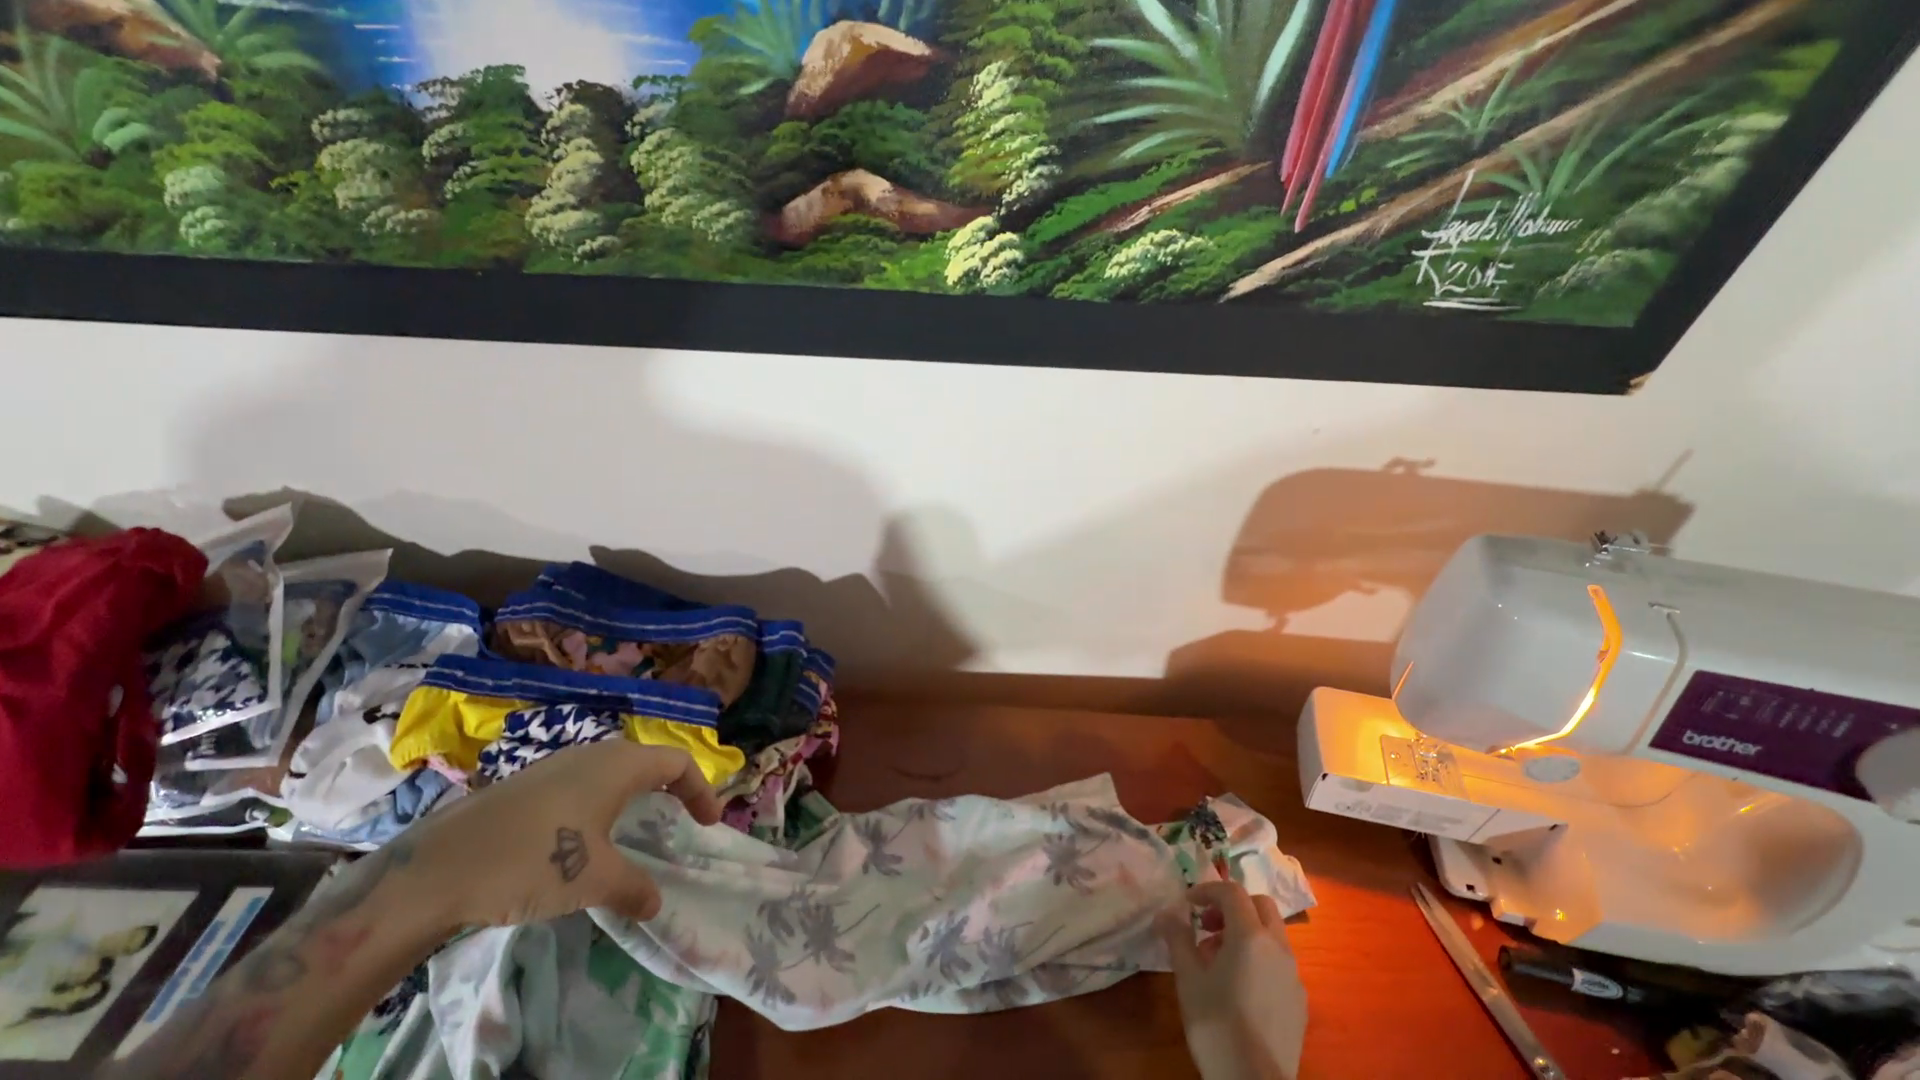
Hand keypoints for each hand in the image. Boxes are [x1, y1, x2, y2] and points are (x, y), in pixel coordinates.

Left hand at [398, 740, 722, 935]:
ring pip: (609, 773)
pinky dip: (599, 808)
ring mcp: (553, 767)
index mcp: (618, 765)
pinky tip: (582, 845)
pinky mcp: (525, 787)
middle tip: (678, 823)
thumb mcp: (596, 880)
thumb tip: (654, 903)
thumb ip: (634, 888)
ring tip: (633, 835)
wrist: (440, 867)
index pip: (677, 762)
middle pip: (645, 761)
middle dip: (668, 790)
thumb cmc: (535, 860)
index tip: (709, 824)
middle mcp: (590, 755)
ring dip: (631, 799)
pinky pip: (579, 788)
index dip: (701, 789)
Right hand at [1157, 881, 1307, 1079]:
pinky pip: (1279, 963)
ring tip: (1217, 961)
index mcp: (1250, 936)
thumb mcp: (1188, 978)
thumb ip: (1178, 938)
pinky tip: (1239, 988)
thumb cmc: (1216, 1024)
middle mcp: (1278, 948)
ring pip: (1272, 934)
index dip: (1207, 890)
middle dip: (1232, 907)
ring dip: (1245, 932)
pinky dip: (1258, 958)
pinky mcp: (1299, 1000)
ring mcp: (1294, 975)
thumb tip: (1166, 913)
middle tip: (1206, 927)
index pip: (1232, 892)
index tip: (1187, 905)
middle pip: (1260, 906)